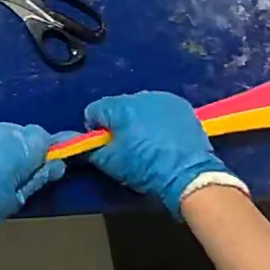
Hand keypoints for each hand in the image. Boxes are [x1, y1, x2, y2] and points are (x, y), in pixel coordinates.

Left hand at [0, 113, 66, 228]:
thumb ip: (37, 179)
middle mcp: (2, 127)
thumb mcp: (13, 200)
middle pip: (17, 134)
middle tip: (2, 172)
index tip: (39, 161)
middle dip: (14, 149)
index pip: (44, 138)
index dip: (42, 150)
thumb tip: (57, 165)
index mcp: (21, 147)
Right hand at [84, 91, 230, 215]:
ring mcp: (162, 98)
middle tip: (128, 146)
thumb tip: (80, 143)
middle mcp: (140, 95)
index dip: (96, 129)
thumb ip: (91, 149)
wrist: (189, 173)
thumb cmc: (146, 168)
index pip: (95, 110)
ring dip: (139, 119)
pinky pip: (161, 108)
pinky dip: (159, 119)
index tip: (106, 145)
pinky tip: (165, 137)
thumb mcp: (111, 163)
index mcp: (120, 107)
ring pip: (140, 106)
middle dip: (119, 123)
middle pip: (118, 107)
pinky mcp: (180, 104)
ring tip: (149, 143)